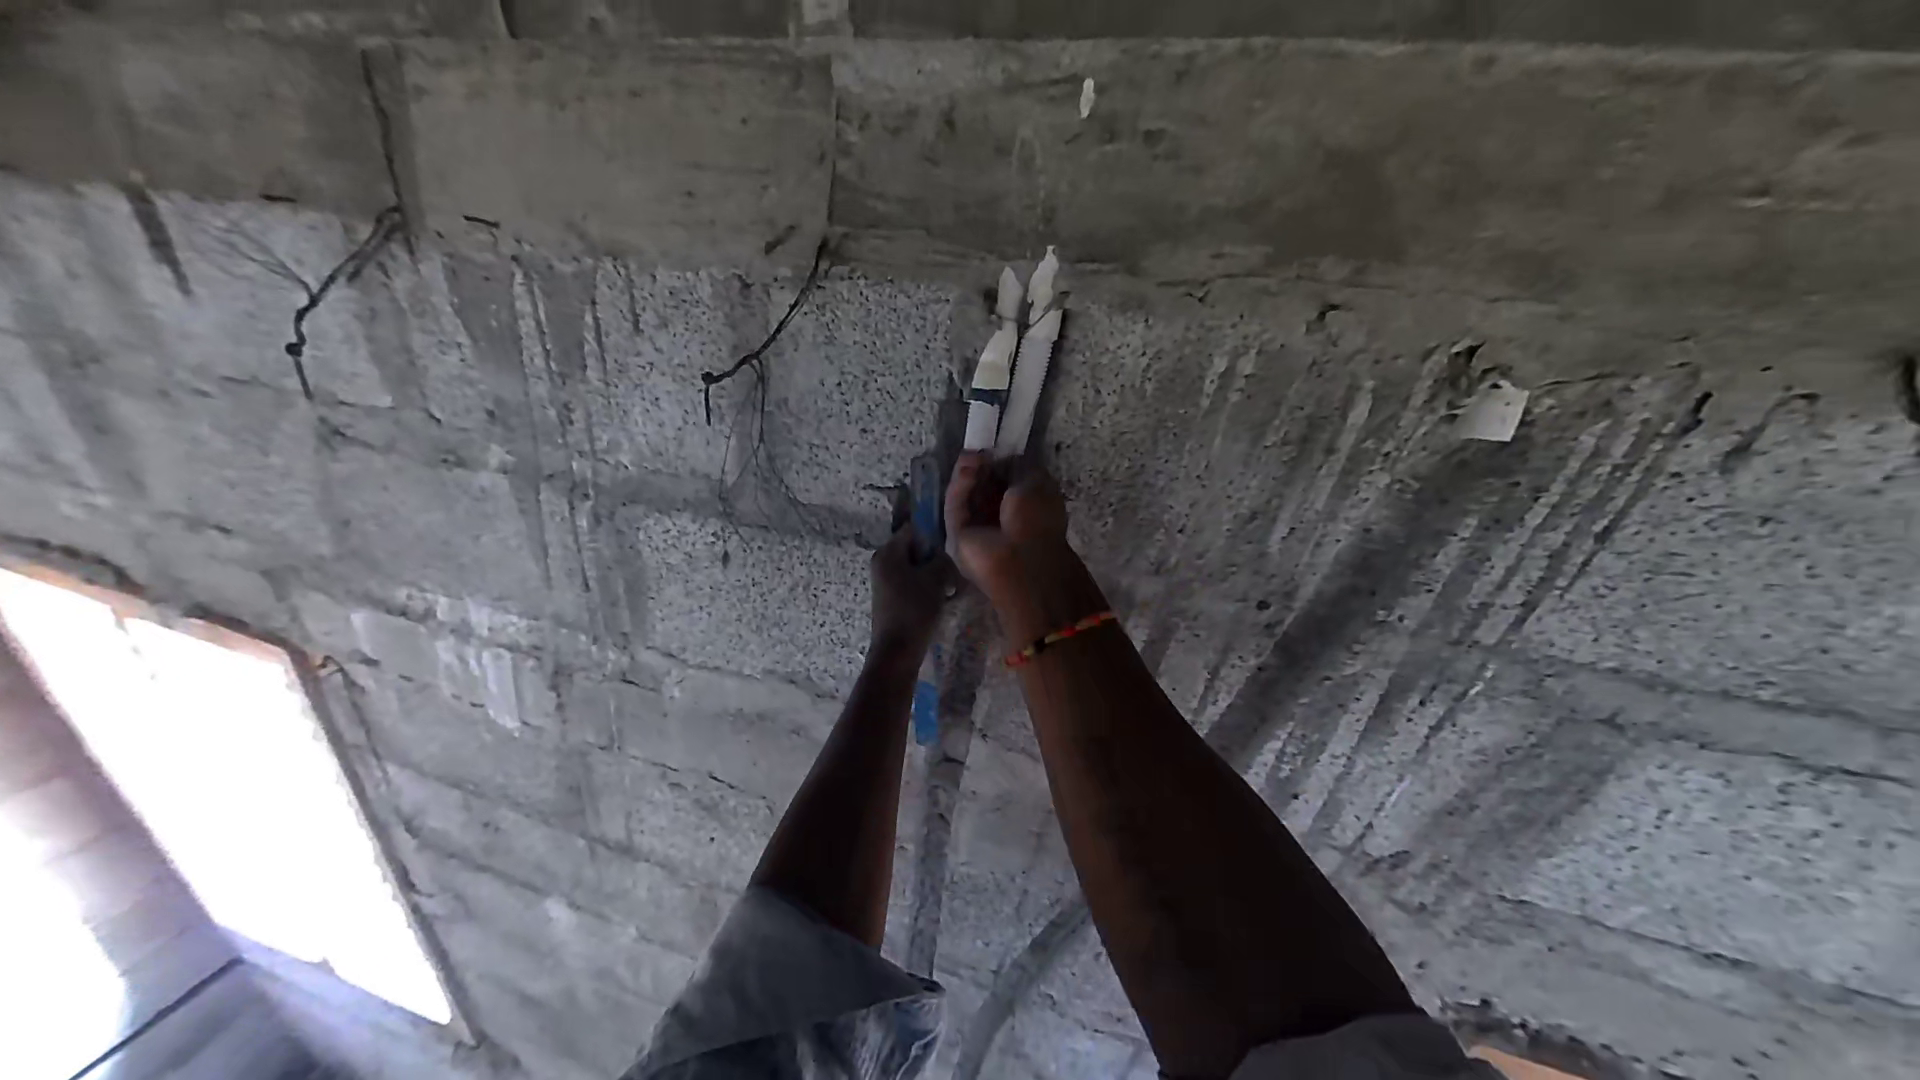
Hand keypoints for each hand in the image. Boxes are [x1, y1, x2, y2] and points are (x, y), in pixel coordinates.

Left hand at [870, 525, 950, 651]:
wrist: (898, 651)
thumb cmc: (915, 609)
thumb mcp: (935, 578)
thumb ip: (942, 558)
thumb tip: (945, 553)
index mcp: (888, 552)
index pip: (913, 529)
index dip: (933, 534)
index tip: (952, 544)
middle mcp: (882, 562)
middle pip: (914, 548)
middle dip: (935, 556)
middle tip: (954, 566)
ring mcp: (885, 581)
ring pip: (915, 567)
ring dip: (933, 573)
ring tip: (951, 584)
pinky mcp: (891, 598)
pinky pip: (911, 582)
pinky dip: (926, 586)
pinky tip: (942, 597)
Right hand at [943, 452, 1069, 595]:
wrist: (1023, 559)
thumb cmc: (1037, 519)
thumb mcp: (1036, 480)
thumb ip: (1017, 465)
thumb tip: (1000, 458)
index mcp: (1024, 507)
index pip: (1004, 481)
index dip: (996, 463)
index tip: (992, 449)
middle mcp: (999, 518)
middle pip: (980, 487)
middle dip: (978, 468)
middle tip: (977, 451)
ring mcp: (977, 529)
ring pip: (965, 496)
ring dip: (966, 475)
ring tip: (969, 458)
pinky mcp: (957, 536)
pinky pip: (954, 509)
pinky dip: (958, 489)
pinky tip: (965, 472)